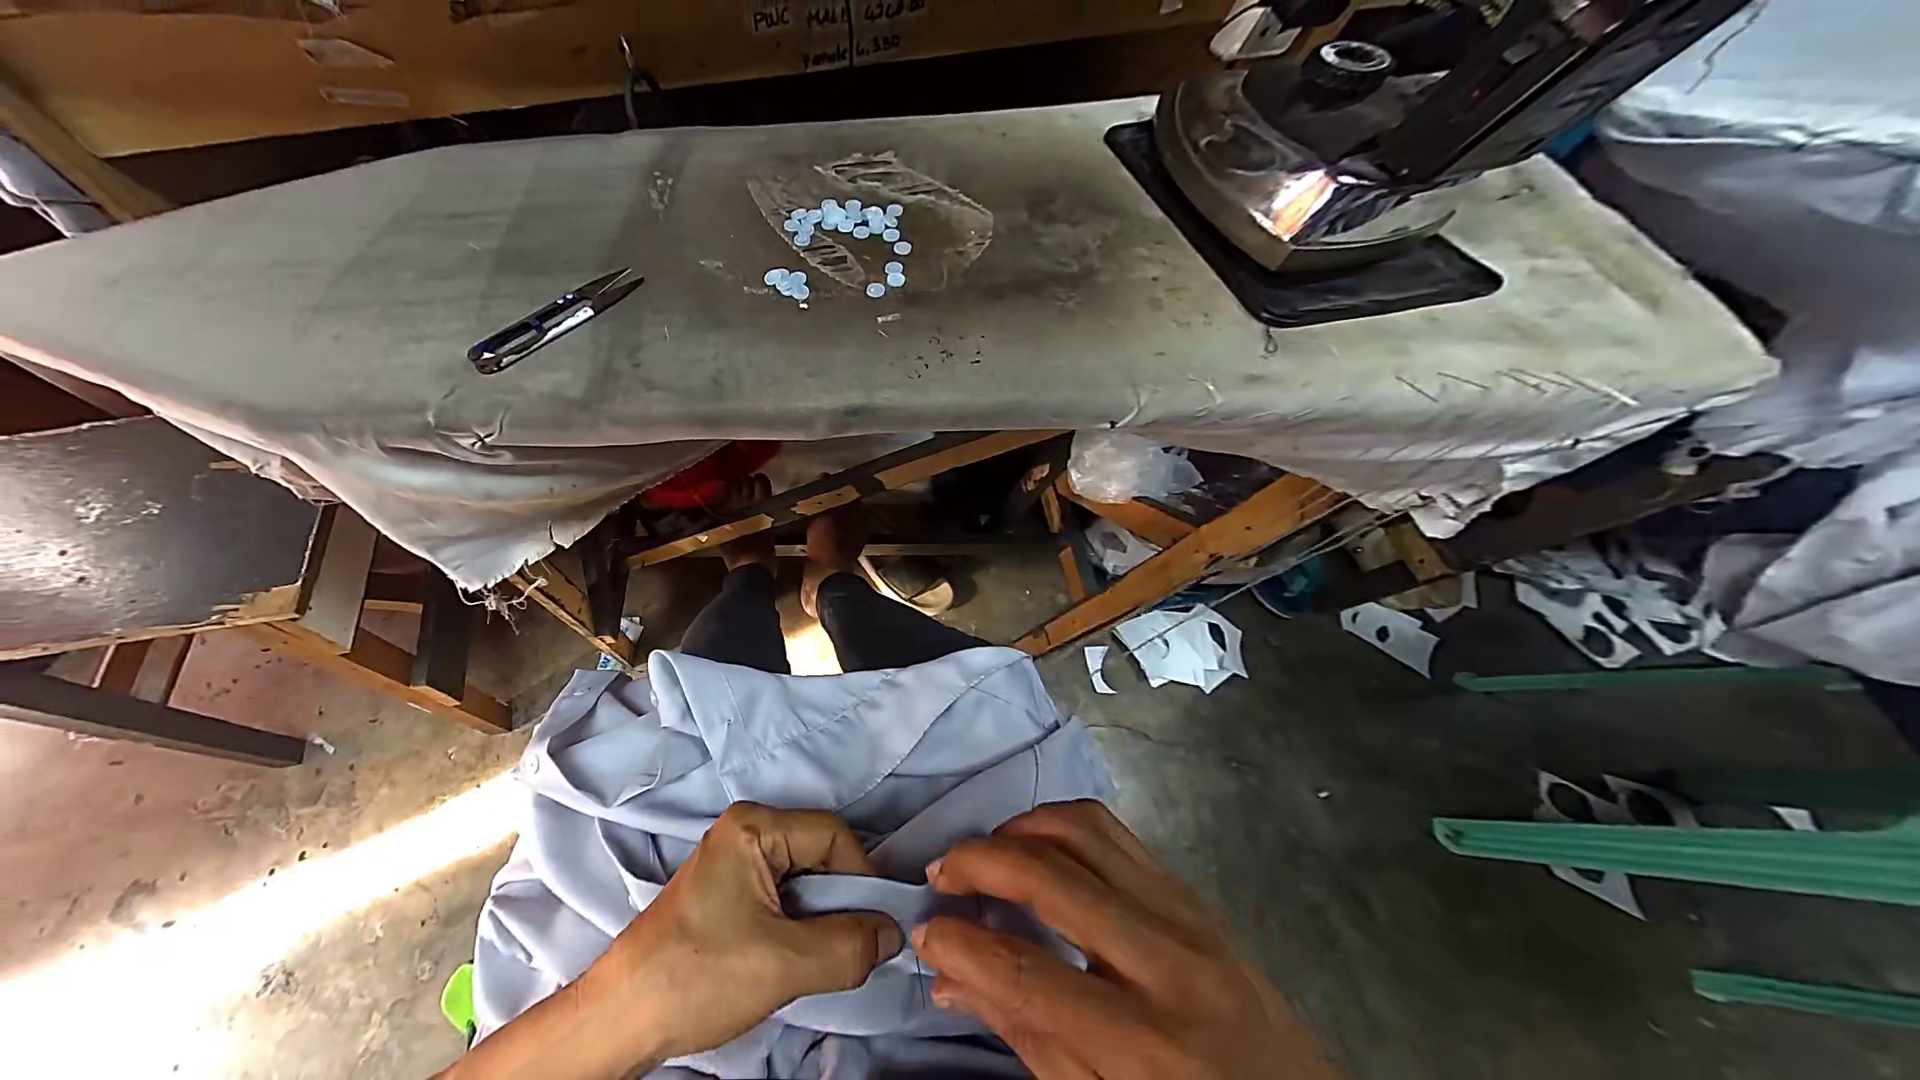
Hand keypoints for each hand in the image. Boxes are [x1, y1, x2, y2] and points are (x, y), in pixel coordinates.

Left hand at [442, 802, 902, 1079]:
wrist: (616, 1023)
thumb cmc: (697, 977)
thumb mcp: (784, 964)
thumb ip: (851, 946)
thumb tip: (894, 934)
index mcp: (755, 825)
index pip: (834, 836)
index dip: (862, 878)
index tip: (872, 927)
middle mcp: (746, 829)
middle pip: (820, 853)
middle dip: (841, 901)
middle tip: (849, 945)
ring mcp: (734, 858)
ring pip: (805, 877)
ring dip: (822, 916)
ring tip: (819, 956)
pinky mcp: (727, 889)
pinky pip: (784, 893)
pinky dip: (800, 922)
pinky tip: (795, 955)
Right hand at [913, 800, 1339, 1079]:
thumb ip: (1026, 1036)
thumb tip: (950, 977)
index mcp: (1144, 1043)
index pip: (1028, 974)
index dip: (961, 946)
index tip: (923, 930)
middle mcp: (1167, 960)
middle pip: (1054, 875)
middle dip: (982, 860)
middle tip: (942, 869)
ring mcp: (1186, 913)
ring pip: (1087, 828)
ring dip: (1022, 826)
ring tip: (988, 851)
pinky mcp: (1191, 891)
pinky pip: (1117, 833)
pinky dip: (1063, 824)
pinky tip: (1038, 846)